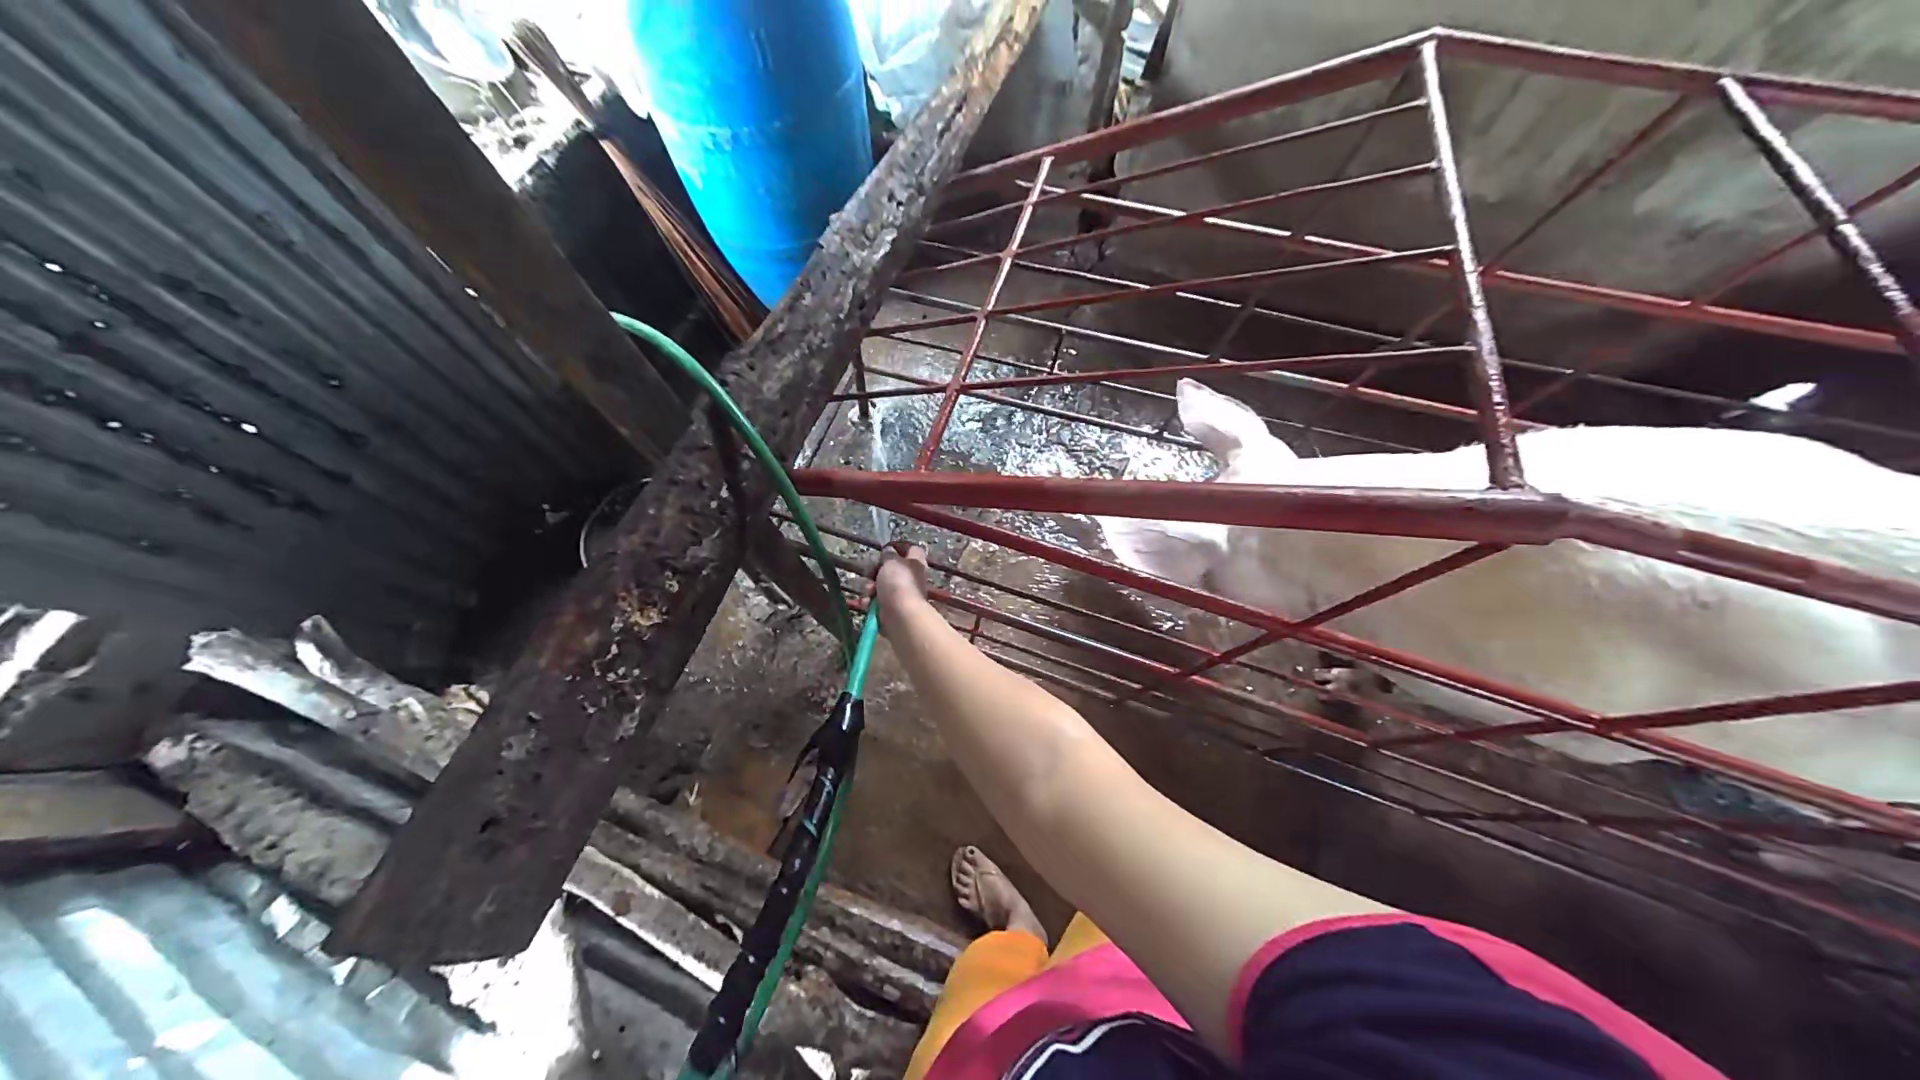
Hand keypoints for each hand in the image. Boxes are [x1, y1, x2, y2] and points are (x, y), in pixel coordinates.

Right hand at [873, 543, 929, 618]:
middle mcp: (911, 578)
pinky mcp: (892, 609)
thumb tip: (889, 552)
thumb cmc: (898, 583)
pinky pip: (878, 601)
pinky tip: (867, 604)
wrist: (901, 615)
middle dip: (876, 571)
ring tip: (868, 592)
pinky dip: (871, 602)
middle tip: (870, 574)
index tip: (885, 550)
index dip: (898, 548)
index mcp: (915, 563)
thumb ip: (888, 554)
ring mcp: (902, 594)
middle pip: (891, 569)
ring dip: (871, 588)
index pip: (912, 550)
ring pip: (881, 586)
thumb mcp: (891, 561)